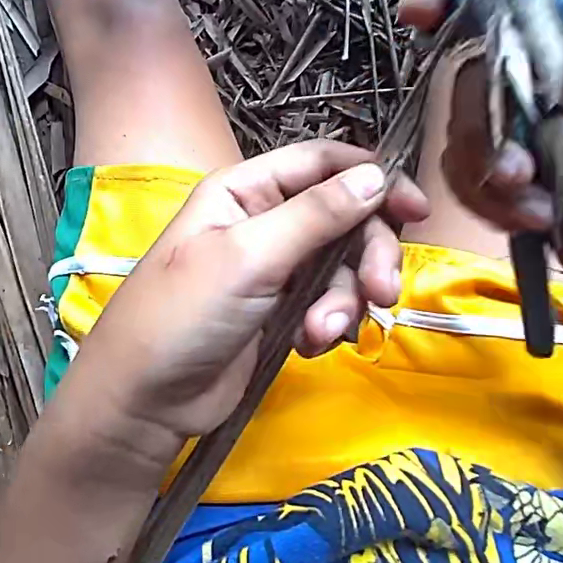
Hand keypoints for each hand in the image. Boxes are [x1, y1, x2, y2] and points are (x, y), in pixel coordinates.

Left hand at [60, 141, 427, 465]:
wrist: (146, 399)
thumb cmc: (184, 315)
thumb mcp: (250, 256)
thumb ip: (316, 214)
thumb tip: (376, 175)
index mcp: (245, 190)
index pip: (321, 163)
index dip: (372, 177)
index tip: (415, 208)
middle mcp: (264, 221)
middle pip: (344, 218)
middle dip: (366, 254)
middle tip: (381, 290)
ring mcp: (275, 268)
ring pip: (341, 266)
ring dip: (344, 299)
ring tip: (322, 331)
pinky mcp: (282, 310)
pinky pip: (328, 303)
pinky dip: (328, 324)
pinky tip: (308, 346)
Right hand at [399, 0, 562, 307]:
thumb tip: (542, 59)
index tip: (422, 11)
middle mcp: (561, 73)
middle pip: (482, 66)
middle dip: (486, 124)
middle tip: (517, 173)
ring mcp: (530, 125)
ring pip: (465, 124)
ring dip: (488, 172)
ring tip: (535, 211)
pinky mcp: (509, 173)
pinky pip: (462, 171)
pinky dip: (484, 200)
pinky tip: (530, 222)